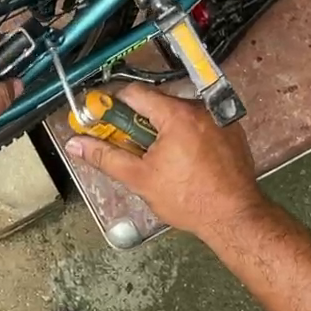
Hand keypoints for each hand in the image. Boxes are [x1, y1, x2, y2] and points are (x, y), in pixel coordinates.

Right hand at [62, 82, 269, 236]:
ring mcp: (219, 118)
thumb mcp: (139, 179)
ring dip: (163, 130)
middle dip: (139, 123)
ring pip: (179, 115)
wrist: (234, 217)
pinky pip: (199, 124)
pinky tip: (184, 162)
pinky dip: (186, 136)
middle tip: (130, 148)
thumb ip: (105, 157)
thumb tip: (76, 144)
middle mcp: (200, 109)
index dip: (113, 105)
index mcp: (176, 114)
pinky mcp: (231, 131)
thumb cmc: (189, 199)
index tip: (103, 120)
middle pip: (157, 104)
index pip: (135, 93)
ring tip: (159, 160)